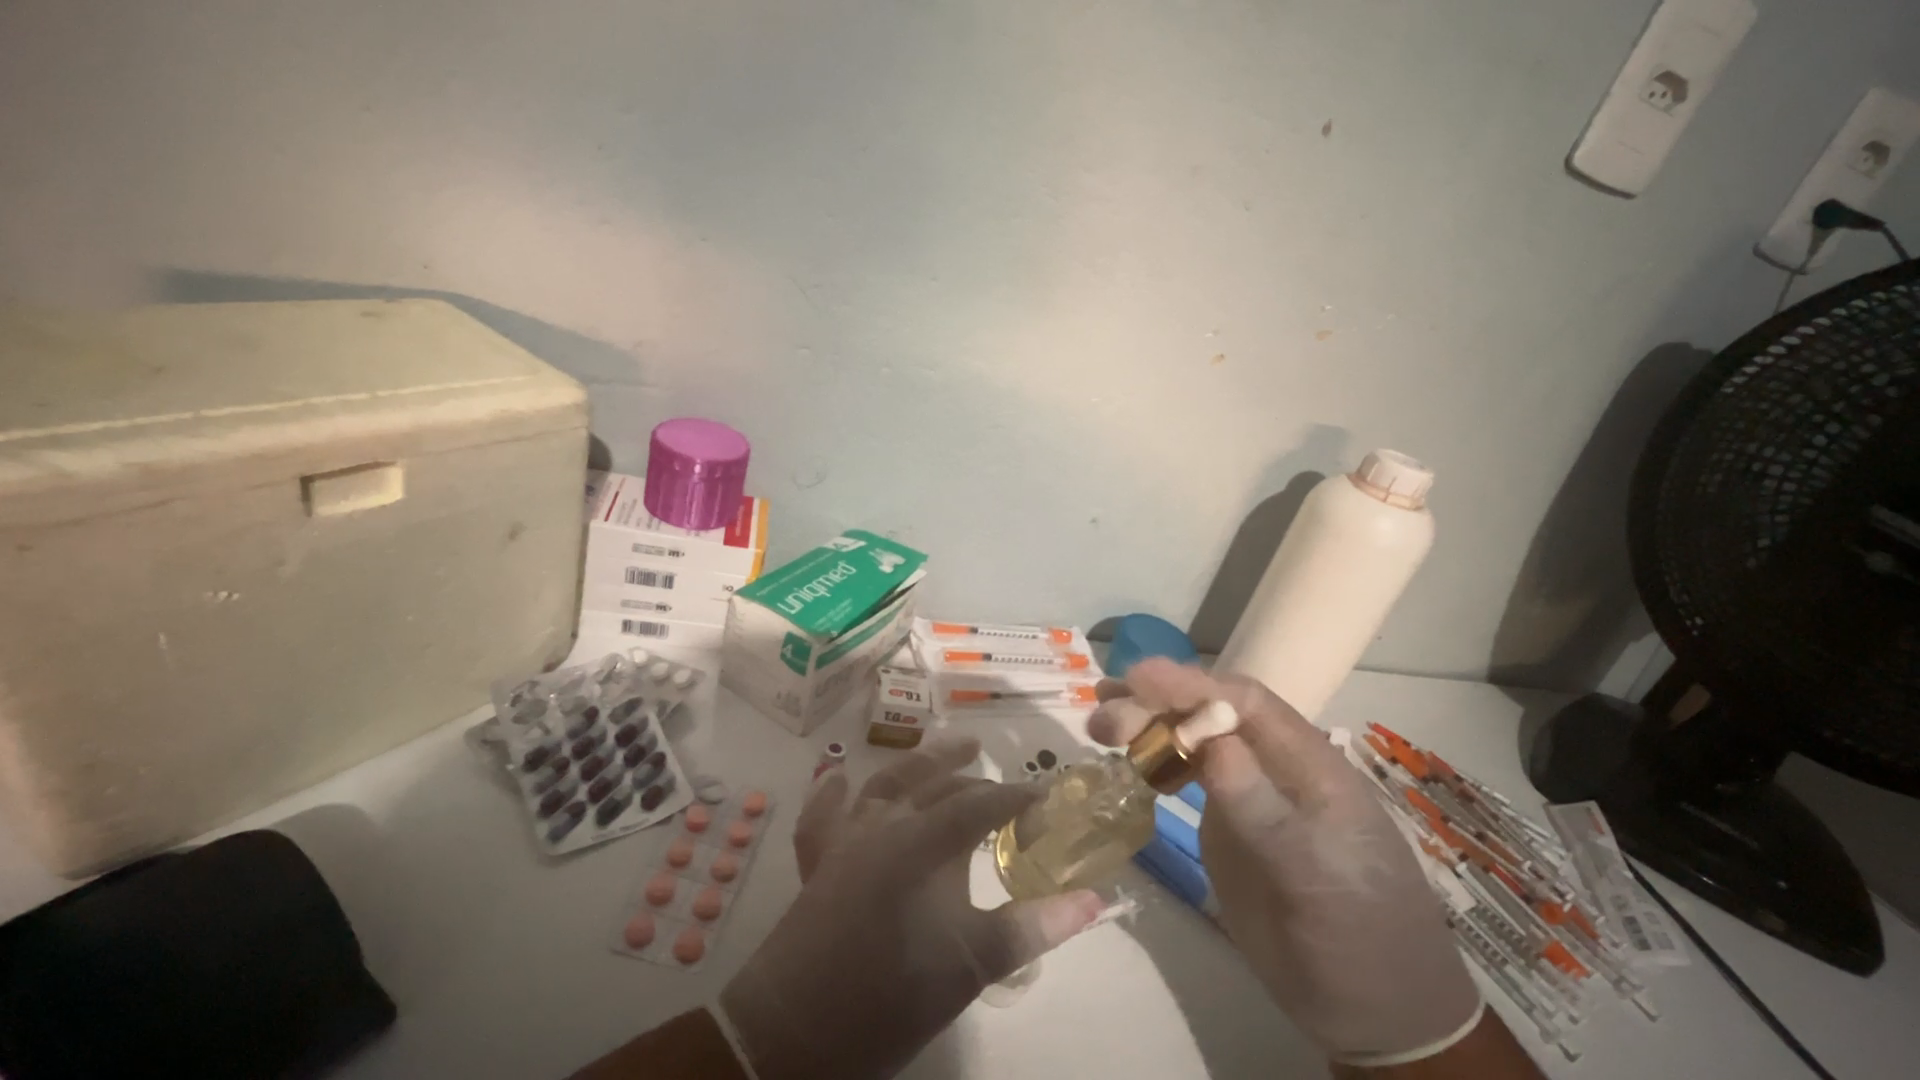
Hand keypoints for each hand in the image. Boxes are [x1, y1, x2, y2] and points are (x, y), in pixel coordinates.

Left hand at [719, 739, 1105, 1079]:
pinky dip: (832, 793)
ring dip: (918, 766)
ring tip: (945, 749)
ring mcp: (845, 840)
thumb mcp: (972, 964)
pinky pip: (823, 815)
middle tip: (1001, 779)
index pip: (981, 806)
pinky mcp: (817, 862)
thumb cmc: (892, 994)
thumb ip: (1034, 926)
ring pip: (885, 785)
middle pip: (934, 786)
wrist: (795, 1031)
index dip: (1016, 799)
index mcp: (924, 843)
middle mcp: (884, 826)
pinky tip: (836, 777)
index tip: (1046, 797)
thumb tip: (1096, 899)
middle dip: (971, 778)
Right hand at [1090, 659, 1481, 1066]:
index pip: (1246, 704)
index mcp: (1309, 766)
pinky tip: (1126, 764)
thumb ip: (1259, 805)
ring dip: (1150, 729)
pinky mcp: (1230, 831)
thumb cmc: (1357, 935)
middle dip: (1158, 705)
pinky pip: (1190, 782)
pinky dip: (1156, 765)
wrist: (1374, 1009)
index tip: (1137, 677)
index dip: (1191, 684)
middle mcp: (1276, 770)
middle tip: (1102, 713)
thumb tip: (1207, 738)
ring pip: (1196, 745)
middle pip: (1213, 717)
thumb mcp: (1312, 871)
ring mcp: (1251, 799)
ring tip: (1100, 726)